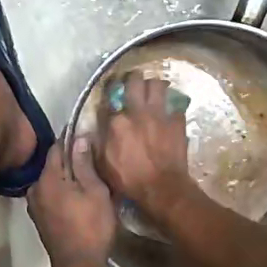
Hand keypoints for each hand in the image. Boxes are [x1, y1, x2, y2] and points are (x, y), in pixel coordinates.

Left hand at [28, 137, 118, 266]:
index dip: (72, 139)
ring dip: (67, 176)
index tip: (86, 134)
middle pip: (53, 164)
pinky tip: (78, 194)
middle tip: (91, 156)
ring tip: (88, 175)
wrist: (77, 266)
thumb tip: (79, 137)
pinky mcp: (40, 218)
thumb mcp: (95, 191)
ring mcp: (35, 205)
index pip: (56, 147)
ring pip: (52, 180)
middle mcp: (35, 188)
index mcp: (47, 178)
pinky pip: (51, 194)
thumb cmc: (91, 226)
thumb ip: (85, 163)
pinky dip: (63, 190)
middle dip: (70, 158)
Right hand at [93, 73, 194, 215]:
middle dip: (134, 77)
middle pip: (136, 81)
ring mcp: (160, 115)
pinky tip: (171, 113)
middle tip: (134, 80)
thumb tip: (88, 132)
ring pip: (159, 86)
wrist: (161, 188)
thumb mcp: (103, 165)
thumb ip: (97, 144)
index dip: (111, 90)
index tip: (112, 89)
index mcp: (117, 121)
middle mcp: (137, 112)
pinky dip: (173, 108)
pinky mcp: (177, 122)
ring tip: (154, 89)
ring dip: (155, 85)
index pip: (110, 96)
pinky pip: (176, 107)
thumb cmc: (129, 179)